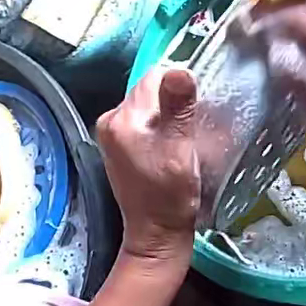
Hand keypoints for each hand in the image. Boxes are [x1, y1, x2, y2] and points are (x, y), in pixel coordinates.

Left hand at [95, 67, 200, 268]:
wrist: (154, 234)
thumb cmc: (170, 197)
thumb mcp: (180, 150)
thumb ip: (178, 109)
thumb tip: (180, 70)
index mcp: (123, 119)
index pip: (154, 77)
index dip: (179, 85)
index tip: (195, 105)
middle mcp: (110, 120)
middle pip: (149, 88)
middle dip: (173, 100)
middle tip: (192, 123)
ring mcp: (111, 133)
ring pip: (147, 103)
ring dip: (167, 112)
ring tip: (183, 134)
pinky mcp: (117, 144)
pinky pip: (142, 118)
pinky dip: (158, 124)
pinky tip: (171, 143)